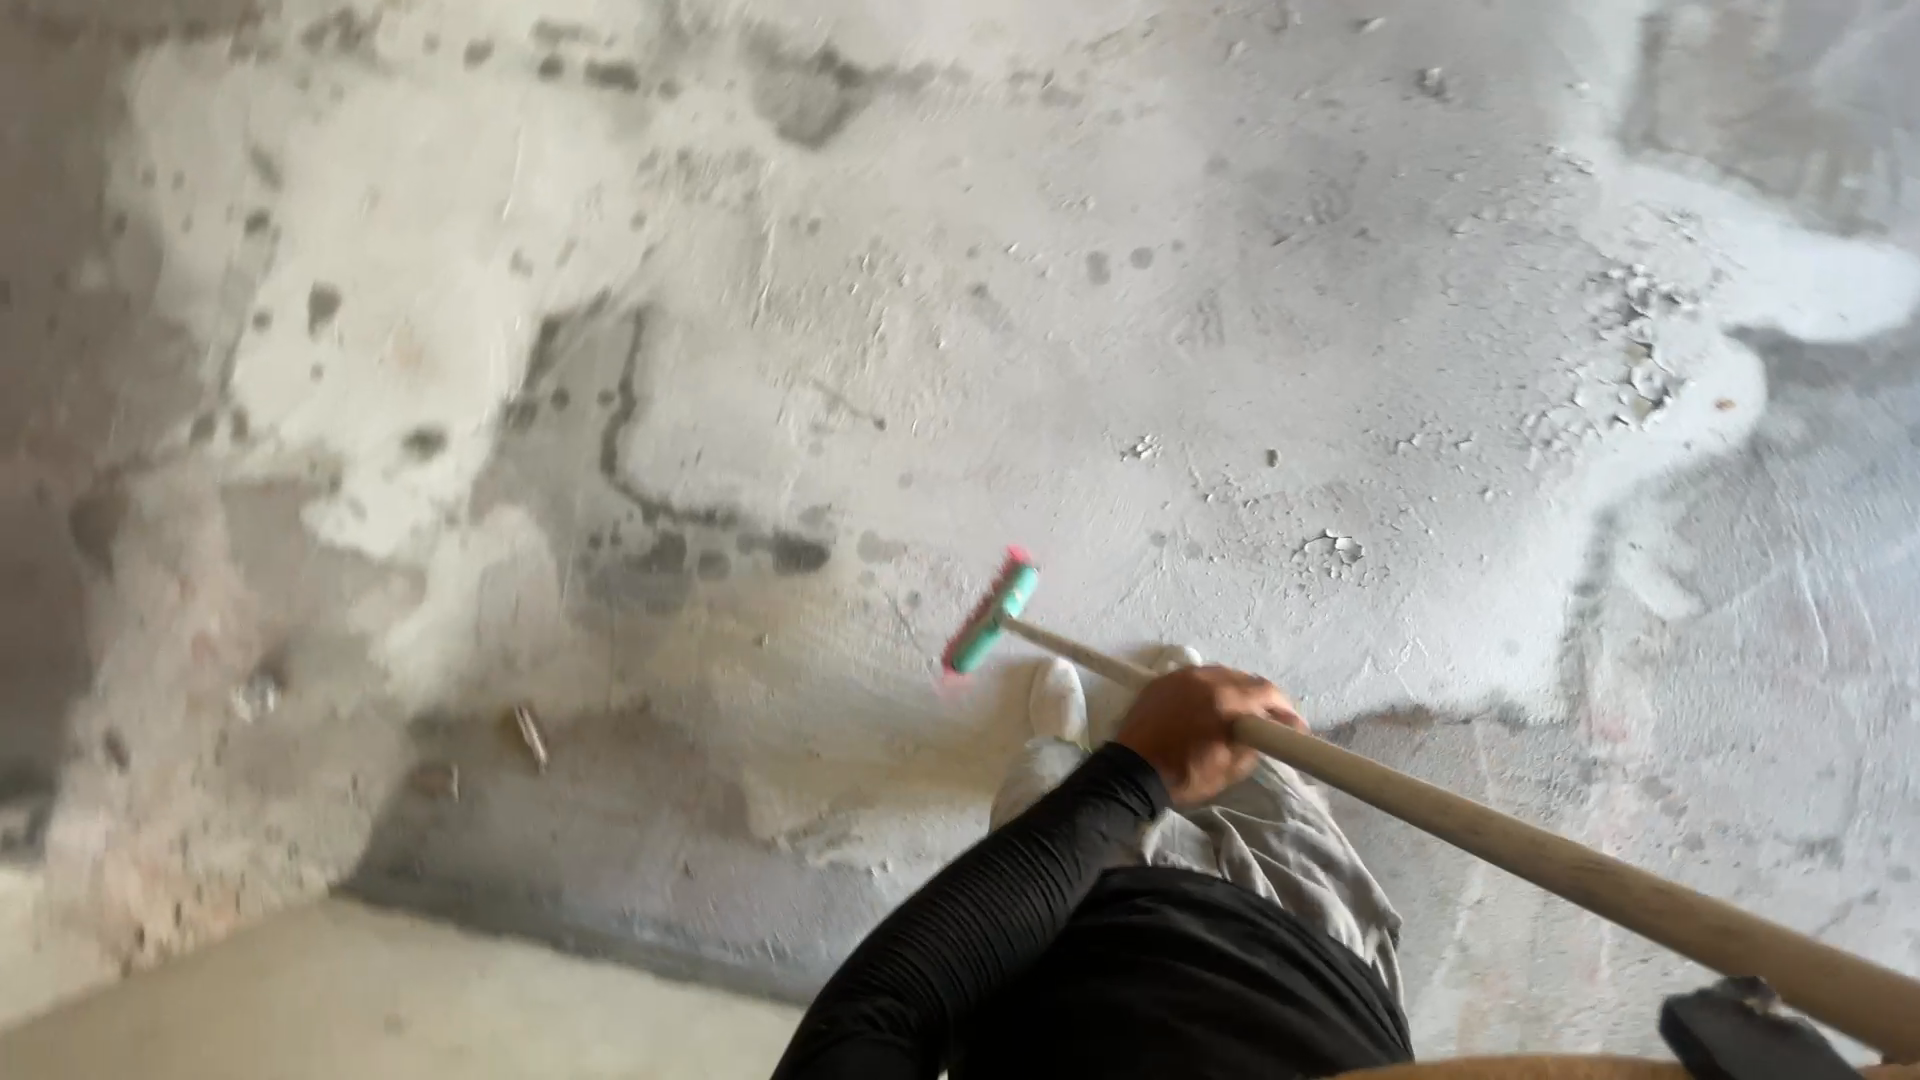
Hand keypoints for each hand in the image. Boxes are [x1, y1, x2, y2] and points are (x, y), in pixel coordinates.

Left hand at [1114, 665, 1306, 804]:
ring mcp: (1179, 677)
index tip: (1294, 727)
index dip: (1285, 710)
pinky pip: (1195, 677)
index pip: (1267, 693)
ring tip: (1241, 710)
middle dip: (1262, 698)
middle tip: (1270, 719)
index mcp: (1224, 700)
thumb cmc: (1184, 774)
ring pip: (1219, 674)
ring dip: (1236, 689)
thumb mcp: (1230, 768)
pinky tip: (1211, 703)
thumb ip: (1253, 744)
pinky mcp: (1161, 681)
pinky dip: (1209, 687)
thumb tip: (1262, 734)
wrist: (1132, 771)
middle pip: (1244, 679)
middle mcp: (1203, 679)